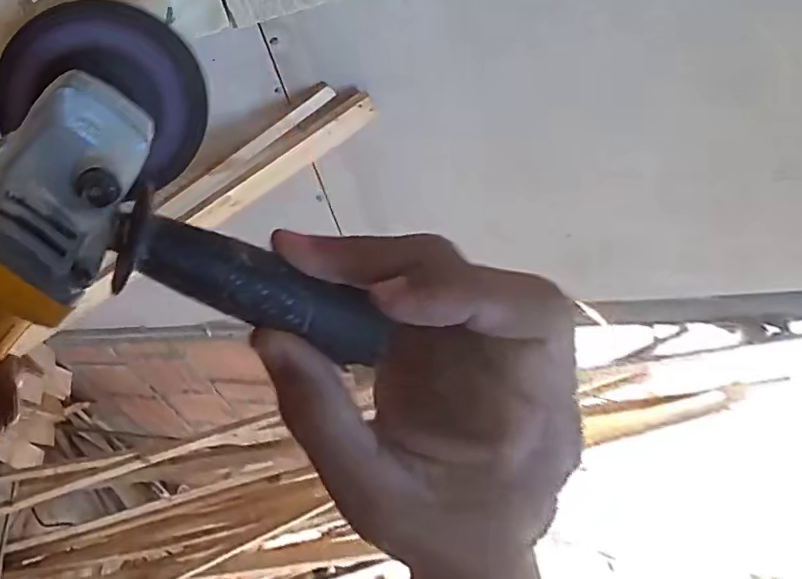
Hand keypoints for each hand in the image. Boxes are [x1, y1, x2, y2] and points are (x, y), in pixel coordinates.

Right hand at [252, 232, 579, 578]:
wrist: (464, 546)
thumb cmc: (436, 530)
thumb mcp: (372, 495)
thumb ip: (320, 418)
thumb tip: (269, 334)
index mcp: (532, 405)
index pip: (530, 315)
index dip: (458, 290)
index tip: (381, 300)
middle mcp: (510, 351)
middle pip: (461, 272)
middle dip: (379, 260)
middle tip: (298, 257)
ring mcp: (472, 332)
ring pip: (426, 264)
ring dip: (360, 258)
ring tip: (295, 258)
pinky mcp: (438, 324)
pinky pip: (399, 277)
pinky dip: (353, 270)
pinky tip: (313, 275)